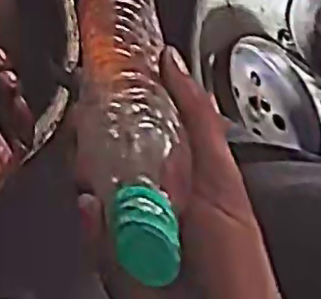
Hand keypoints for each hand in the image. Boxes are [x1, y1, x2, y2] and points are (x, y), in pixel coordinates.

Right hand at [78, 47, 279, 298]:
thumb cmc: (237, 261)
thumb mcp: (222, 176)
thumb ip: (198, 117)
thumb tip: (170, 58)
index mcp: (172, 164)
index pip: (134, 117)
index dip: (111, 95)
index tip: (95, 76)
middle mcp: (145, 190)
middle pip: (101, 145)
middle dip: (87, 131)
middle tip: (84, 122)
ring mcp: (126, 224)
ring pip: (87, 183)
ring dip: (84, 173)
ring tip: (93, 172)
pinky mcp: (110, 255)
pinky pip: (87, 229)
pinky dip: (87, 220)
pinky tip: (96, 211)